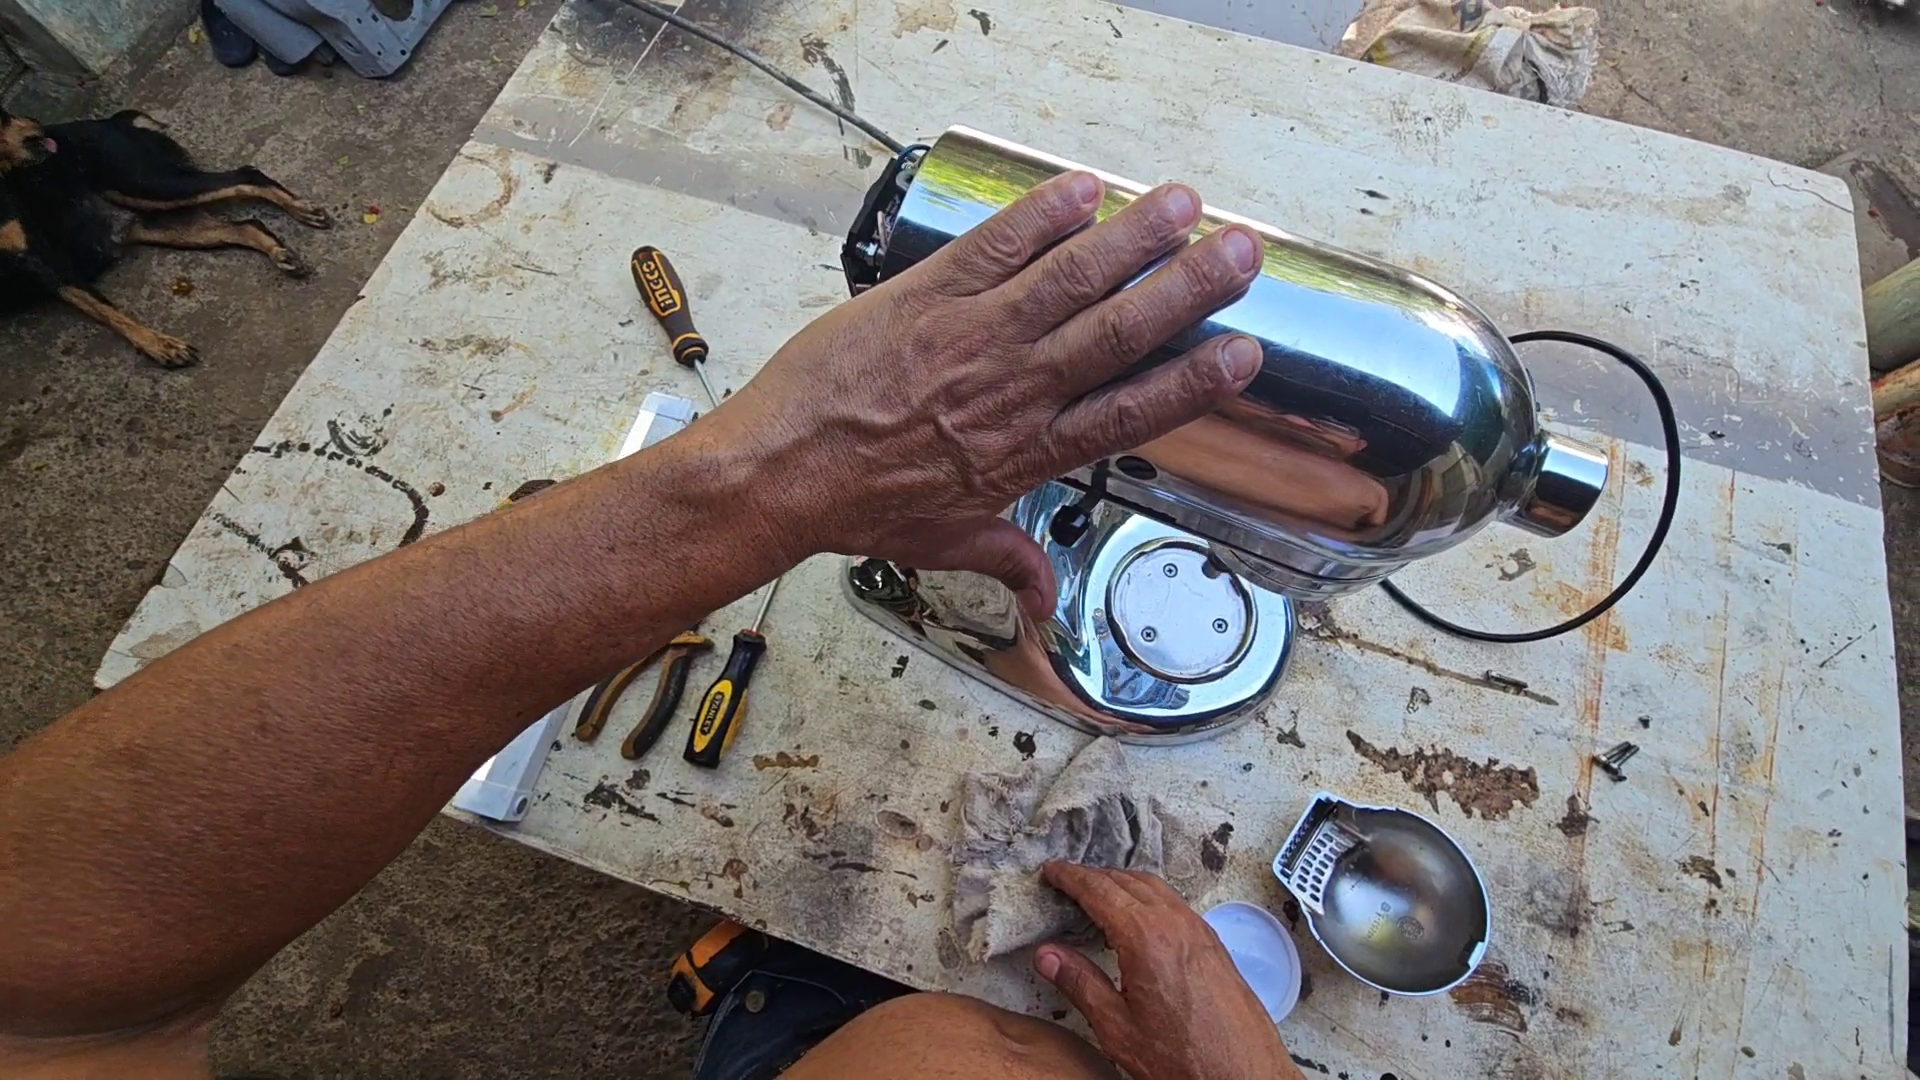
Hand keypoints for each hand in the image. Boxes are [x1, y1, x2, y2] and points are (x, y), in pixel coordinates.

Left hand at [711, 172, 1264, 614]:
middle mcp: (1013, 389)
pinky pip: (993, 248)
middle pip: (1116, 334)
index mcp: (1026, 451)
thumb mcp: (944, 544)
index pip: (1129, 413)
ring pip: (1067, 280)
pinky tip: (1080, 189)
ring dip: (1130, 239)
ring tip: (1181, 203)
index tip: (1243, 354)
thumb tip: (1045, 599)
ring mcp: (971, 336)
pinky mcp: (924, 297)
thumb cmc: (864, 506)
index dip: (1191, 382)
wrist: (785, 469)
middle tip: (1239, 254)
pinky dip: (1039, 216)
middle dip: (1185, 290)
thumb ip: (1007, 560)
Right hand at [1034, 862, 1304, 1079]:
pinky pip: (1170, 899)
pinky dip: (1144, 894)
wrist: (1247, 1079)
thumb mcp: (1118, 1028)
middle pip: (1123, 879)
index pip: (1097, 889)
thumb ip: (1080, 984)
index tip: (1050, 870)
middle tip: (1065, 882)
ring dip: (1119, 881)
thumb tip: (1044, 954)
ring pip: (1150, 884)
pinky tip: (1136, 916)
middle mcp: (1172, 919)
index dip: (1069, 876)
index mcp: (1144, 935)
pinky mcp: (1211, 939)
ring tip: (1096, 895)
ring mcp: (1196, 926)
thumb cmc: (1182, 1059)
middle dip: (1091, 876)